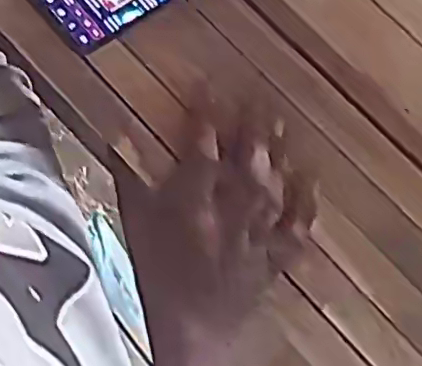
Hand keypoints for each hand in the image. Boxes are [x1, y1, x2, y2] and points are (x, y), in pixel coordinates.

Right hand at [124, 99, 315, 363]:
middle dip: (251, 130)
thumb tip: (111, 134)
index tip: (207, 85)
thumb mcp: (131, 219)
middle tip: (257, 98)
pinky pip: (293, 234)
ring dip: (276, 157)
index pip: (200, 149)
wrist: (188, 337)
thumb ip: (125, 174)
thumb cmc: (152, 273)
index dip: (204, 114)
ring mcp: (253, 240)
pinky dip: (304, 207)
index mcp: (190, 204)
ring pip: (270, 192)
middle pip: (244, 166)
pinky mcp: (270, 263)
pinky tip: (310, 182)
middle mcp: (227, 217)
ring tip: (281, 125)